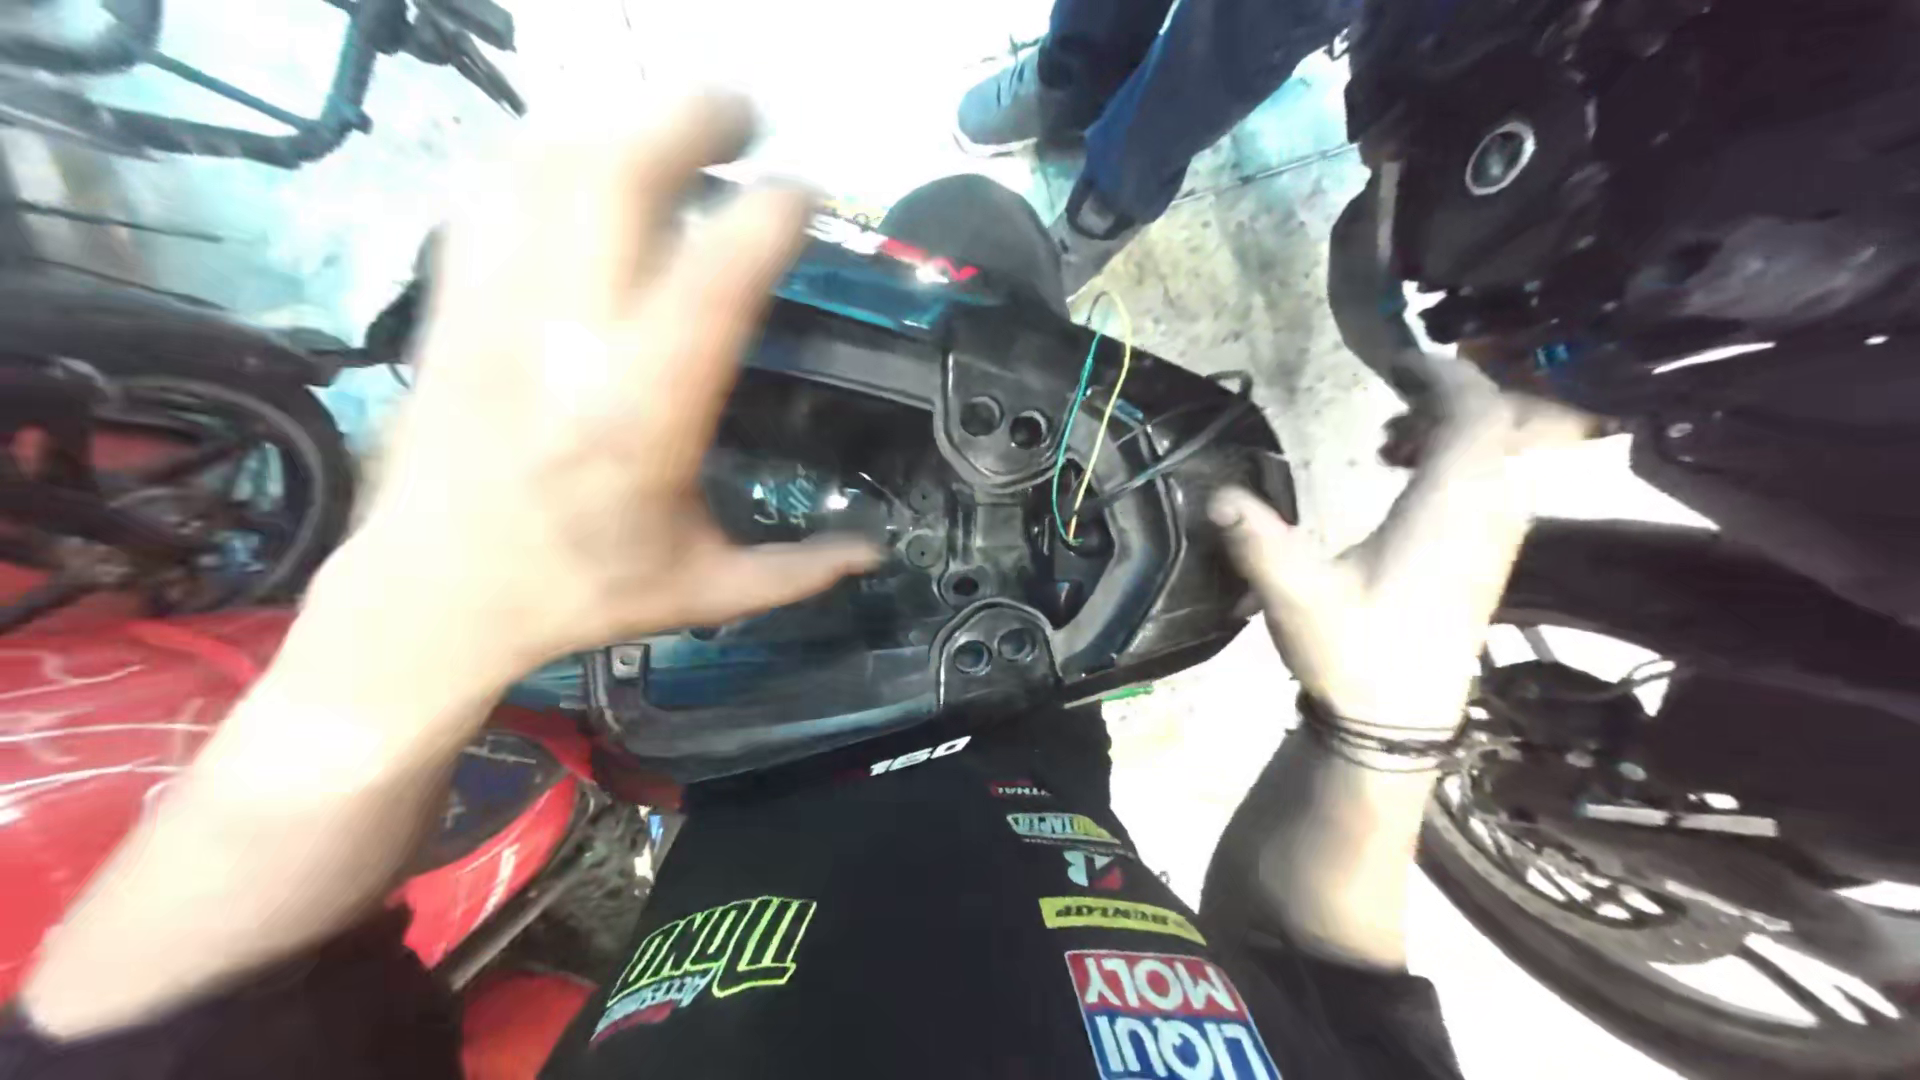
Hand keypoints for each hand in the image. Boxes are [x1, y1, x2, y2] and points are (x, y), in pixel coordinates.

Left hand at [308, 94, 879, 682]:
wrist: (433, 598)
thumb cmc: (582, 595)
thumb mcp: (709, 591)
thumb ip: (801, 570)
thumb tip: (876, 551)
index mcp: (644, 416)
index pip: (716, 277)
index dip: (769, 215)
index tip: (805, 198)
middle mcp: (566, 343)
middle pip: (616, 176)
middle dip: (689, 121)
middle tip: (744, 116)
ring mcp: (496, 311)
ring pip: (546, 163)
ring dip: (620, 123)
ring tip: (674, 127)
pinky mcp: (452, 305)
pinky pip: (494, 190)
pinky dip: (548, 154)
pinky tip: (585, 163)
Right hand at [1212, 373, 1589, 732]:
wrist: (1397, 722)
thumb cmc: (1353, 653)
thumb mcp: (1294, 595)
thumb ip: (1257, 540)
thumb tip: (1216, 494)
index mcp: (1450, 510)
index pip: (1478, 416)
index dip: (1443, 376)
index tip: (1397, 362)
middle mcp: (1487, 515)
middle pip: (1505, 426)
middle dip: (1452, 399)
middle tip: (1393, 403)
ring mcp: (1493, 539)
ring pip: (1499, 455)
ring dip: (1451, 432)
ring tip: (1387, 443)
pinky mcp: (1482, 558)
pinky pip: (1488, 484)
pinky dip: (1454, 463)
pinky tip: (1402, 484)